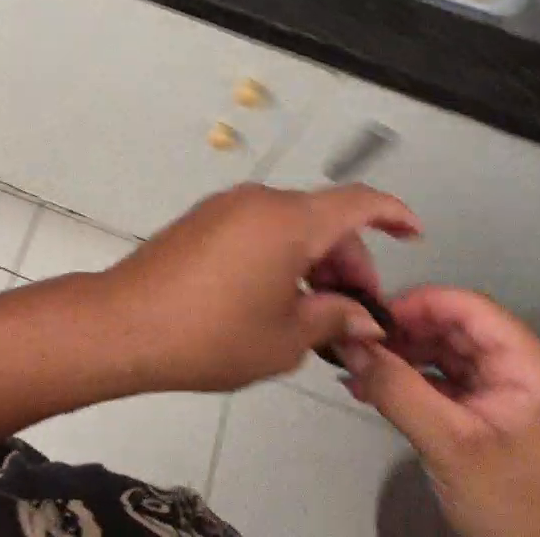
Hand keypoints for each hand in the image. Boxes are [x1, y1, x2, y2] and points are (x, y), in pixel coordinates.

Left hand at [97, 183, 420, 392]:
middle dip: (349, 260)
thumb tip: (363, 316)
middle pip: (323, 218)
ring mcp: (226, 207)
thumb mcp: (286, 338)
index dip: (392, 214)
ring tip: (317, 312)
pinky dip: (281, 254)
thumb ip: (334, 318)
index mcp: (289, 221)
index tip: (413, 232)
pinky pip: (259, 228)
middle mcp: (259, 201)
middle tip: (356, 312)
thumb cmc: (211, 334)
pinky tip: (278, 297)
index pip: (356, 202)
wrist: (125, 324)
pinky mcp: (203, 220)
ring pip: (290, 225)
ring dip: (314, 260)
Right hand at [335, 288, 539, 536]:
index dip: (420, 304)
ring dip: (405, 359)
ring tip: (360, 368)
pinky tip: (376, 390)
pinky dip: (416, 385)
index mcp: (534, 369)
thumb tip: (348, 344)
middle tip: (359, 344)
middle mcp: (528, 374)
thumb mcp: (448, 446)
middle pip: (458, 330)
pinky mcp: (497, 421)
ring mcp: (513, 399)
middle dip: (406, 334)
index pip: (472, 308)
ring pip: (451, 356)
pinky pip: (452, 386)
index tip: (373, 319)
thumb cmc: (511, 509)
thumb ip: (396, 389)